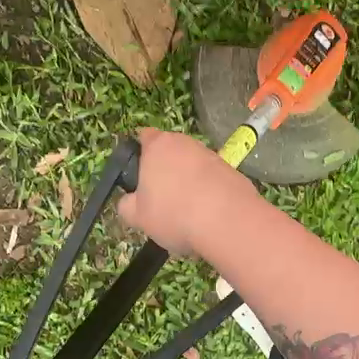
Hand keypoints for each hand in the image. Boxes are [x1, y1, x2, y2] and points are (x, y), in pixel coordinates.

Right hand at [117, 127, 263, 256]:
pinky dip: (209, 194)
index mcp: (157, 145)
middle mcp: (185, 142)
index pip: (143, 137)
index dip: (140, 155)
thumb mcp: (137, 217)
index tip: (141, 178)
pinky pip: (212, 181)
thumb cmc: (173, 214)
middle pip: (171, 153)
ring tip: (189, 215)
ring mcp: (211, 155)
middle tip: (163, 202)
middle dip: (167, 173)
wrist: (227, 221)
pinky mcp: (232, 171)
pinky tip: (209, 217)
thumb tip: (128, 202)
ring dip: (189, 184)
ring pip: (193, 167)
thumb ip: (127, 205)